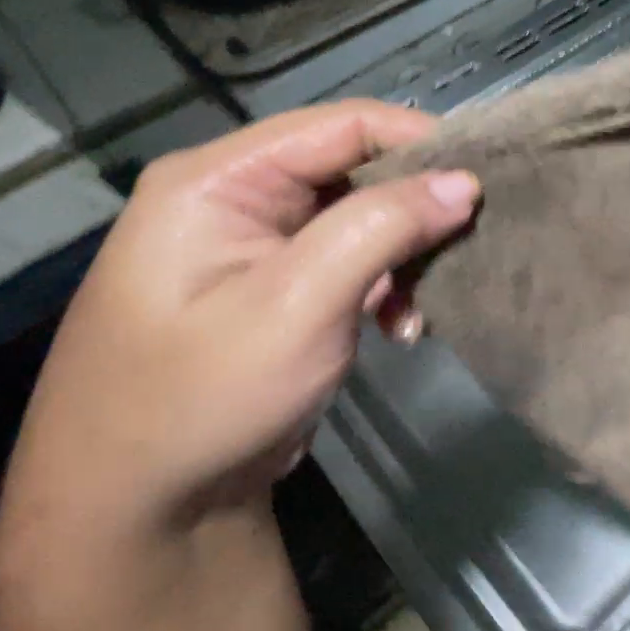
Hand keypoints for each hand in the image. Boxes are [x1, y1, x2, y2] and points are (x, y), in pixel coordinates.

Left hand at [2, 102, 477, 533]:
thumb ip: (383, 228)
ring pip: (366, 214)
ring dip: (408, 254)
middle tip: (469, 247)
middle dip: (420, 208)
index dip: (423, 142)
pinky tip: (402, 324)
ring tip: (425, 303)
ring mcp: (259, 243)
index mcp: (220, 180)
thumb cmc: (205, 396)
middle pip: (359, 166)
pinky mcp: (280, 285)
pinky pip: (356, 257)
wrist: (141, 507)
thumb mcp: (300, 305)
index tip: (488, 182)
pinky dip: (389, 284)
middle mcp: (238, 197)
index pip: (345, 123)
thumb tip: (467, 181)